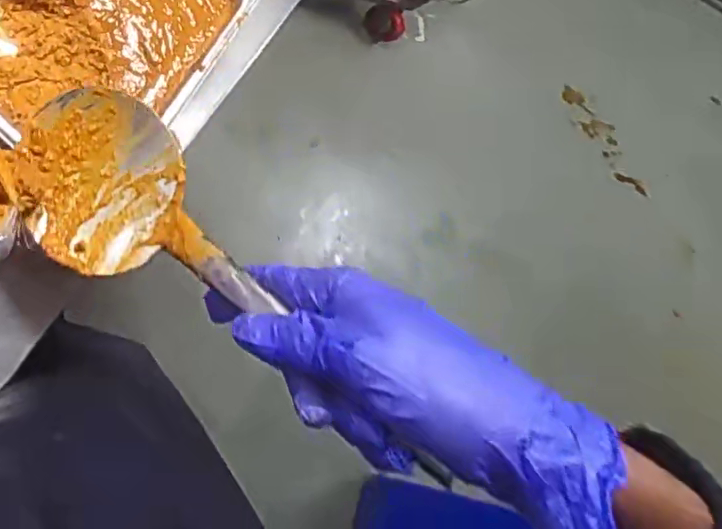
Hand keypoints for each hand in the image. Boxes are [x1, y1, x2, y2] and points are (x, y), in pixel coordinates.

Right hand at [207, 265, 624, 528]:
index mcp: (342, 292)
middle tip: (322, 406)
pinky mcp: (389, 386)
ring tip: (375, 429)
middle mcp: (352, 315)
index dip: (242, 292)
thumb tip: (240, 321)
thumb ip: (292, 337)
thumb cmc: (425, 379)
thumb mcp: (352, 356)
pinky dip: (366, 427)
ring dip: (340, 412)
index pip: (276, 281)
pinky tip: (393, 440)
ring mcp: (371, 352)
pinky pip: (351, 405)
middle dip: (306, 381)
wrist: (512, 435)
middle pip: (293, 341)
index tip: (209, 308)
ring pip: (320, 381)